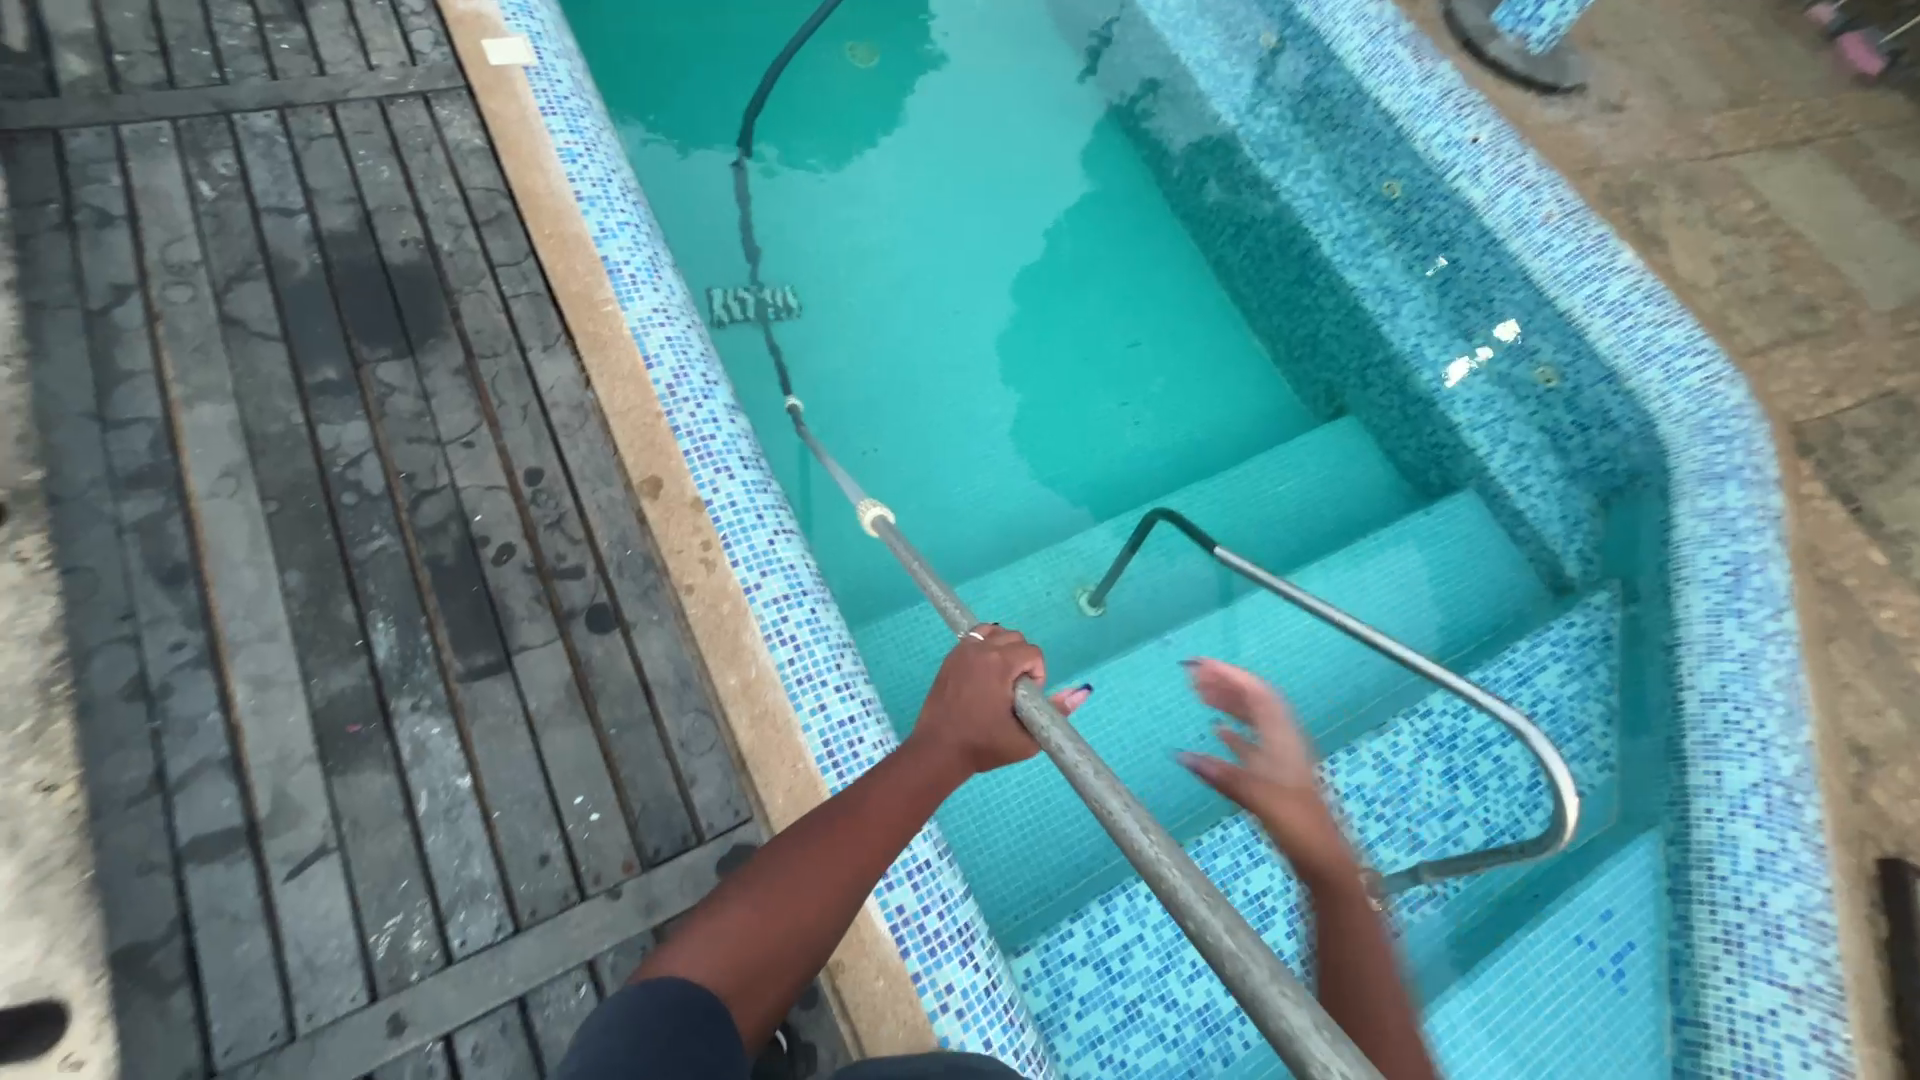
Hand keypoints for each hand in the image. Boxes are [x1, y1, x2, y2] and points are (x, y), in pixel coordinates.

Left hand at [908, 624, 1091, 777]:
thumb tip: (1083, 691)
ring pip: (994, 631)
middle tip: (1015, 690)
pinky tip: (985, 672)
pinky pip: (974, 637)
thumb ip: (1057, 712)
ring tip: (1002, 677)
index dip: (1037, 674)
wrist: (939, 750)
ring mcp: (962, 651)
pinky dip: (985, 646)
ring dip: (1005, 648)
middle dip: (1023, 660)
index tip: (1026, 698)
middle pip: (1015, 637)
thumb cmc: (983, 746)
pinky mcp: (950, 658)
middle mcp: (980, 649)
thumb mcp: (1027, 737)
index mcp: (999, 664)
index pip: (1032, 652)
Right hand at [1176, 658, 1357, 886]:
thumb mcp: (1263, 801)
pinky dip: (1232, 731)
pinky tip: (1216, 731)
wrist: (1327, 862)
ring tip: (1201, 692)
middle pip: (1254, 701)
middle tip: (1195, 674)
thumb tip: (1185, 757)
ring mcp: (1279, 760)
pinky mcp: (1274, 778)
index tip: (1201, 665)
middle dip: (1226, 683)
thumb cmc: (1302, 829)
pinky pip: (1250, 742)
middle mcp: (1282, 743)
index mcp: (1283, 741)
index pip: (1257, 694)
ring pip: (1252, 719)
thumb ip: (1226, 778)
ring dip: (1228, 702)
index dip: (1230, 676)